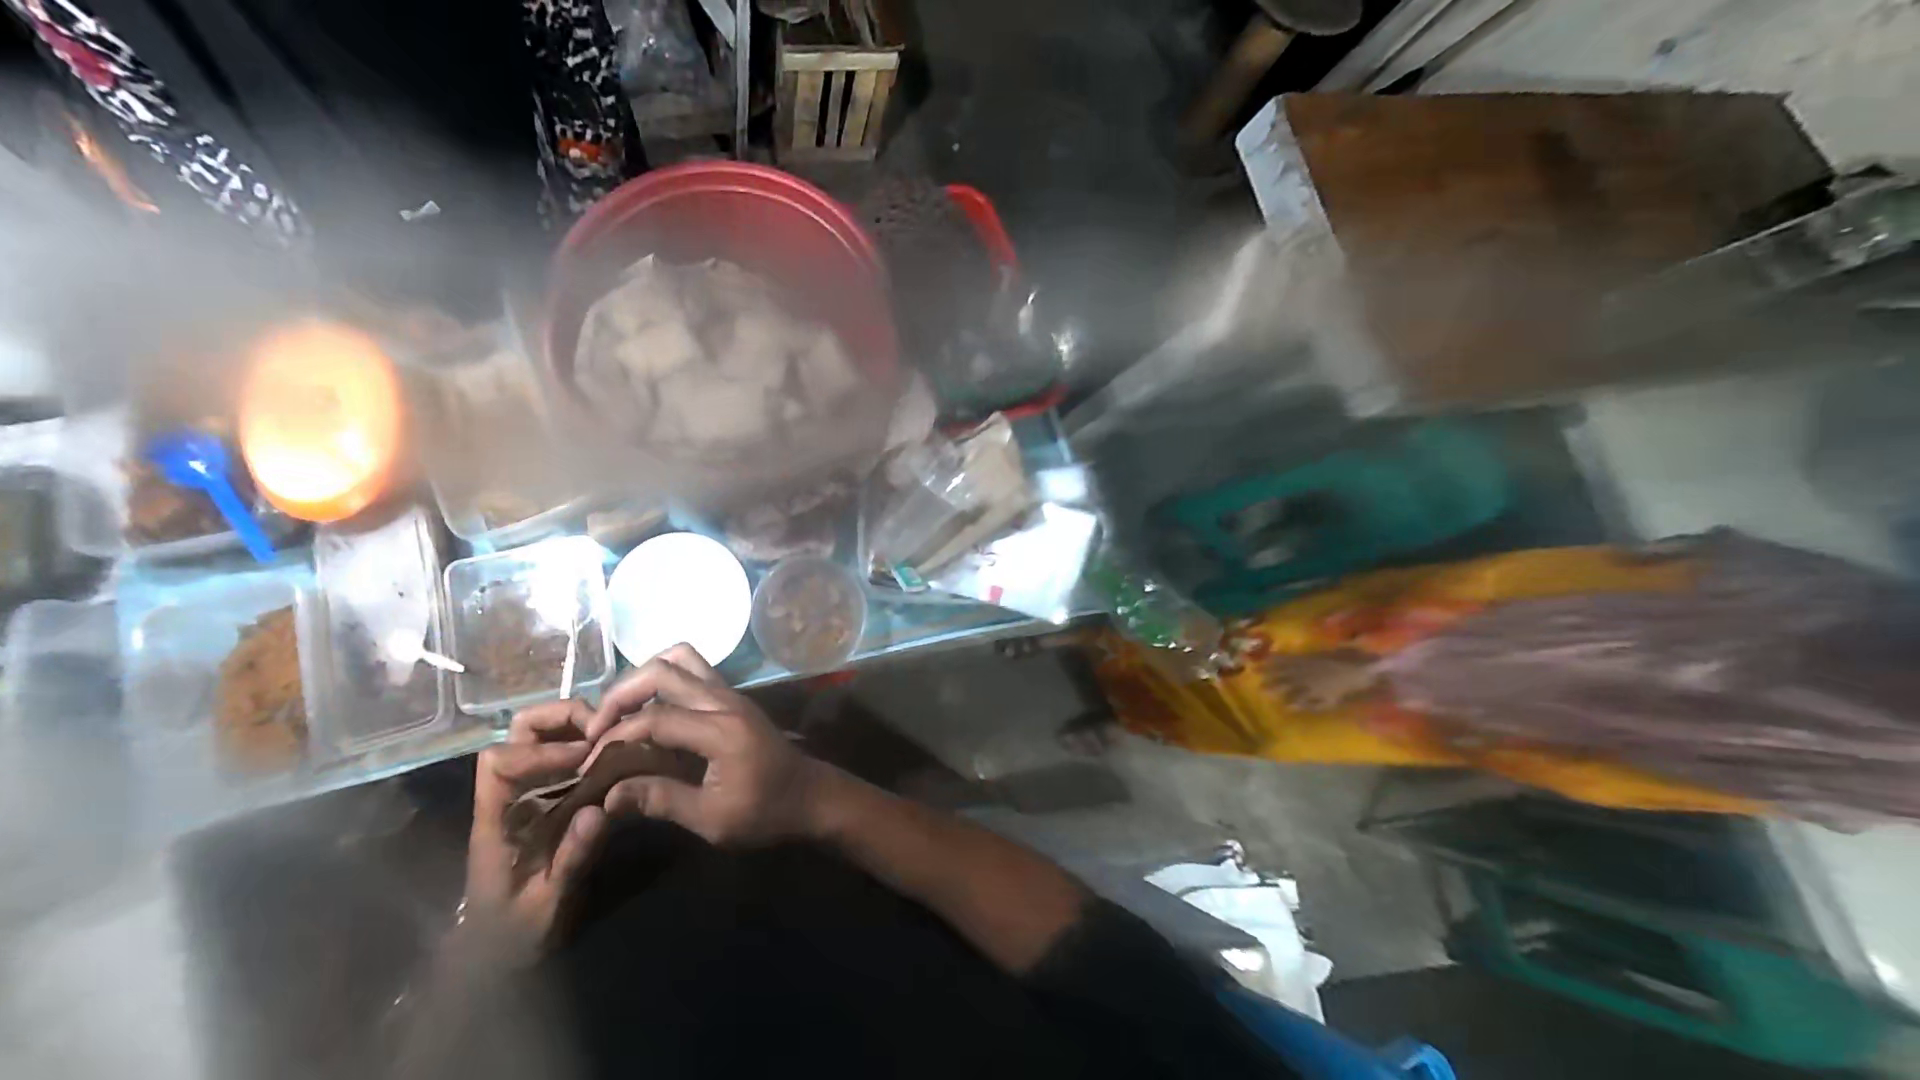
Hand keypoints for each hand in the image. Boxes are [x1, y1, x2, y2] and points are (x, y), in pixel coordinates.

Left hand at [463, 699, 606, 961]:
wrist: (496, 956)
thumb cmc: (516, 933)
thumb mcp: (547, 905)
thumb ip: (571, 858)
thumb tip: (598, 810)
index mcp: (495, 819)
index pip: (501, 762)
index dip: (543, 750)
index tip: (586, 755)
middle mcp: (506, 795)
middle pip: (519, 731)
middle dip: (561, 717)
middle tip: (604, 730)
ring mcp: (525, 791)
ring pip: (538, 733)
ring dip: (575, 724)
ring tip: (613, 736)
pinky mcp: (545, 796)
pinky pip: (559, 752)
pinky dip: (585, 740)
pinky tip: (614, 753)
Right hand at [587, 644, 831, 846]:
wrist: (812, 797)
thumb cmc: (766, 813)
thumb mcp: (712, 819)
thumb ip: (660, 800)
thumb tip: (608, 794)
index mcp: (721, 729)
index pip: (655, 718)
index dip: (615, 736)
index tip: (589, 763)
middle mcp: (725, 700)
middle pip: (663, 671)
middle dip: (621, 694)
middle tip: (598, 729)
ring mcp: (731, 694)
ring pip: (681, 658)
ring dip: (644, 678)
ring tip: (621, 714)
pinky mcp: (733, 697)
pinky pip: (693, 670)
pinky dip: (664, 681)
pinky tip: (648, 712)